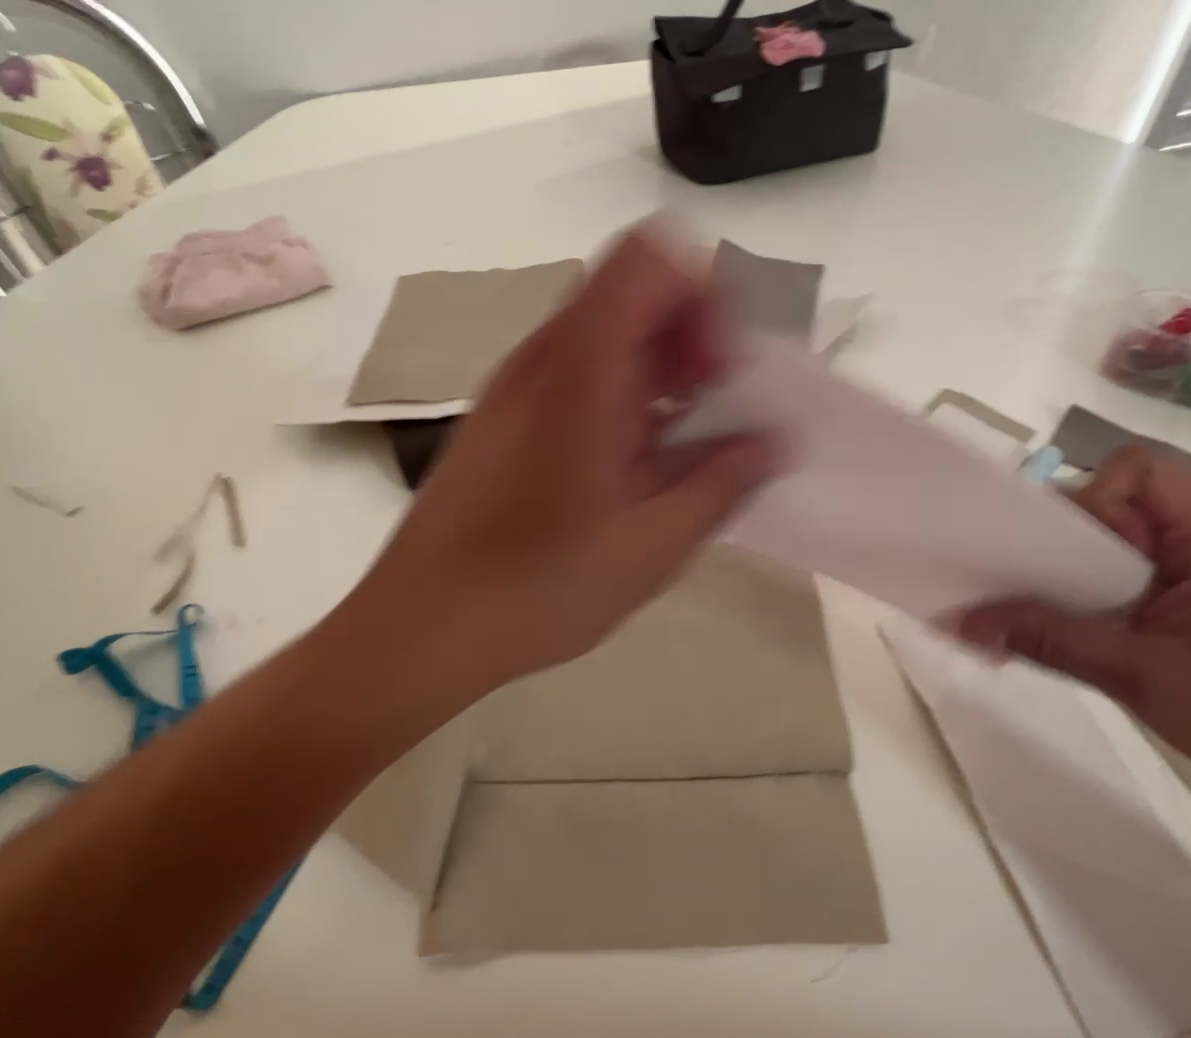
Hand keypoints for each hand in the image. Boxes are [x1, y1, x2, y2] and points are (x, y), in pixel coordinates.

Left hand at [351, 226, 778, 694]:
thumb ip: (722, 481)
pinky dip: (622, 394)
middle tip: (713, 417)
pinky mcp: (503, 416)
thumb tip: (769, 441)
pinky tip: (630, 468)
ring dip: (659, 371)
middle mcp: (542, 357)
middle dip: (692, 338)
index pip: (651, 259)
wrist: (420, 625)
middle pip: (632, 290)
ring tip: (677, 450)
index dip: (706, 295)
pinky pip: (577, 371)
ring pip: (606, 333)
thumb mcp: (653, 545)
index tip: (723, 374)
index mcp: (581, 369)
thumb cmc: (539, 589)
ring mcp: (515, 385)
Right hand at [953, 444, 1190, 791]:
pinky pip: (1126, 576)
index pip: (1139, 468)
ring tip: (1036, 617)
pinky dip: (1089, 597)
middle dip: (1064, 541)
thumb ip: (1052, 642)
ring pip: (1115, 543)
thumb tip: (963, 623)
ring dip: (1071, 575)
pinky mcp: (1190, 598)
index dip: (1092, 495)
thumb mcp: (1142, 676)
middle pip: (1117, 503)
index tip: (1064, 553)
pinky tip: (1067, 634)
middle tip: (1025, 589)